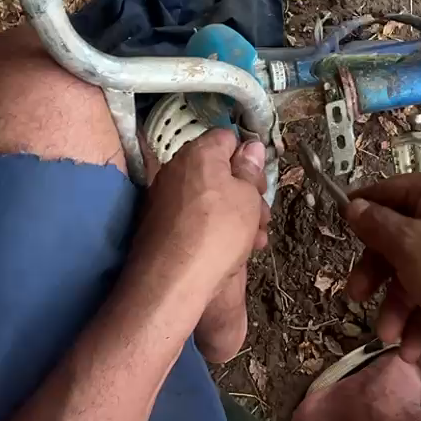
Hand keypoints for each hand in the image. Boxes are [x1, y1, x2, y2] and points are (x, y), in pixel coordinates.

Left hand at [129, 130, 269, 304]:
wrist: (170, 282)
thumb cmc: (217, 233)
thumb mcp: (247, 198)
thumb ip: (250, 170)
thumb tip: (251, 146)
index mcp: (199, 152)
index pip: (228, 138)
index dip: (249, 158)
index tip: (260, 184)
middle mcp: (176, 167)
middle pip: (219, 170)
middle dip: (245, 191)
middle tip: (262, 216)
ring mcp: (164, 196)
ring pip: (209, 196)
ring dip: (234, 213)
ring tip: (254, 241)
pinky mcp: (158, 223)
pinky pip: (193, 216)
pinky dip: (212, 227)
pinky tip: (230, 250)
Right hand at [343, 172, 420, 366]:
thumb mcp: (409, 247)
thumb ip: (376, 225)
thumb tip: (354, 206)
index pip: (390, 190)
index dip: (362, 210)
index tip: (339, 229)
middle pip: (401, 235)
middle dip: (378, 272)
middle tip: (356, 297)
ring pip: (418, 268)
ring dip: (398, 303)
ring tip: (388, 337)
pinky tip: (410, 346)